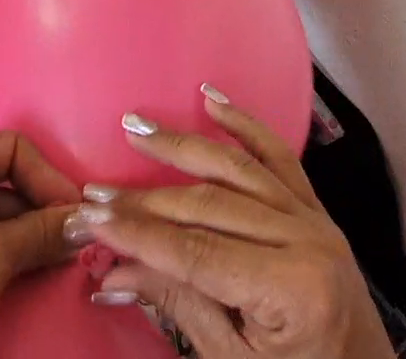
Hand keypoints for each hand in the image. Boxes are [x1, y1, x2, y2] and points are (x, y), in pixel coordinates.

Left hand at [0, 132, 80, 358]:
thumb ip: (42, 233)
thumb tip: (86, 221)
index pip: (14, 148)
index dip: (49, 176)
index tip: (76, 215)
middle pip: (8, 184)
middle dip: (44, 212)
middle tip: (80, 247)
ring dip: (30, 241)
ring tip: (60, 268)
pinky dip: (7, 261)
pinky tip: (28, 283)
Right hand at [69, 87, 396, 358]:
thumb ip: (177, 306)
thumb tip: (111, 272)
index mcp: (291, 288)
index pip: (196, 252)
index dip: (139, 234)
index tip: (90, 216)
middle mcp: (306, 240)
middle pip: (210, 207)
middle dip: (147, 201)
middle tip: (96, 192)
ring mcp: (313, 218)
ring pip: (237, 168)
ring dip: (182, 146)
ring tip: (136, 127)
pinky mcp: (315, 208)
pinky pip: (278, 156)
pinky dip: (244, 124)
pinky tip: (211, 99)